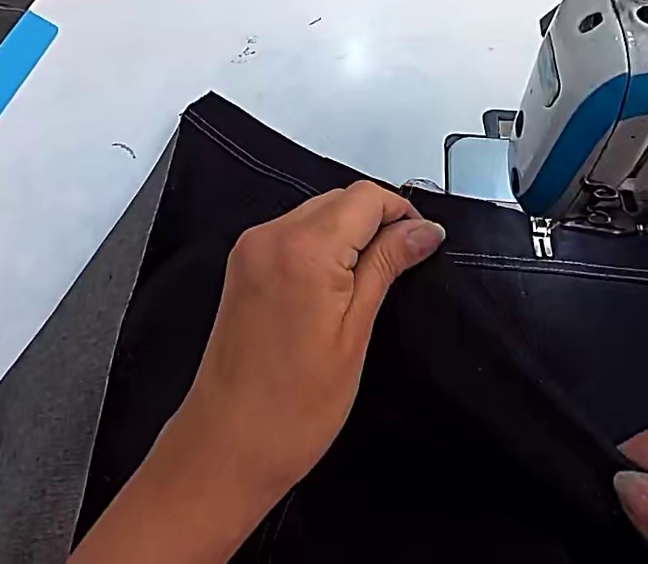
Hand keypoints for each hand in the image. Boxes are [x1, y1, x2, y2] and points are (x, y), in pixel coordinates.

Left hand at [72, 182, 445, 563]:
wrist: (224, 450)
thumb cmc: (289, 409)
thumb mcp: (356, 330)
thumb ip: (388, 264)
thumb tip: (423, 231)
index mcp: (304, 250)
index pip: (368, 196)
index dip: (402, 212)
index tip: (421, 239)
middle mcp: (271, 237)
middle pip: (343, 197)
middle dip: (378, 219)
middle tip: (402, 259)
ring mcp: (252, 247)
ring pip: (321, 208)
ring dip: (351, 229)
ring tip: (370, 276)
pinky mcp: (244, 261)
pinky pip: (296, 227)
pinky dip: (324, 240)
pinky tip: (336, 279)